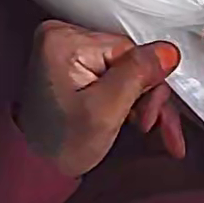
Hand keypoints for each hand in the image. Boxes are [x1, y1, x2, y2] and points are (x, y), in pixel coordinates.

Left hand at [18, 21, 180, 176]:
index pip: (129, 49)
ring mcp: (67, 49)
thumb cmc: (58, 144)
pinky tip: (135, 118)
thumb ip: (137, 76)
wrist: (36, 166)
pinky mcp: (74, 63)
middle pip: (129, 59)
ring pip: (126, 68)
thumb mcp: (104, 112)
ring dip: (141, 99)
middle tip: (146, 124)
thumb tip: (166, 51)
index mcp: (64, 40)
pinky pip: (114, 73)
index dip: (145, 83)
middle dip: (146, 94)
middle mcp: (63, 36)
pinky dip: (128, 97)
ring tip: (142, 127)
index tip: (149, 114)